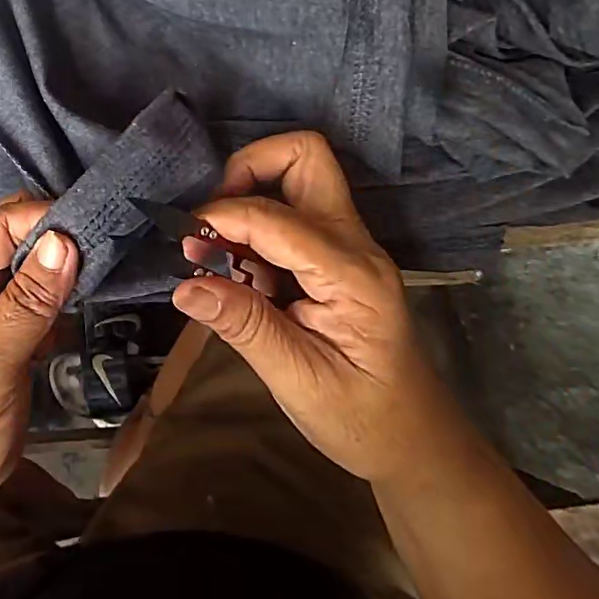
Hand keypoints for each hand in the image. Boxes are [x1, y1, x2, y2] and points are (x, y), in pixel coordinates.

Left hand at [0, 199, 77, 566]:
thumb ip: (25, 303)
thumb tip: (65, 240)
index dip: (47, 220)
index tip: (98, 226)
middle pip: (18, 239)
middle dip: (61, 239)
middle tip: (113, 244)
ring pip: (34, 267)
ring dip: (68, 267)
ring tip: (112, 265)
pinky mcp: (10, 336)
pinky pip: (42, 299)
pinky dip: (65, 297)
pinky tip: (91, 298)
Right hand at [172, 132, 474, 483]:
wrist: (414, 441)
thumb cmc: (363, 420)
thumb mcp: (298, 382)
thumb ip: (244, 327)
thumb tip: (185, 288)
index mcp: (351, 275)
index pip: (275, 217)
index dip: (221, 218)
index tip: (184, 244)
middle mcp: (354, 244)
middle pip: (306, 157)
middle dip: (248, 167)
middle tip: (212, 219)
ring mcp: (348, 244)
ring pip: (299, 172)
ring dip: (249, 191)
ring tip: (218, 245)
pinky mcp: (334, 253)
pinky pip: (291, 207)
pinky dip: (254, 220)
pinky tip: (238, 266)